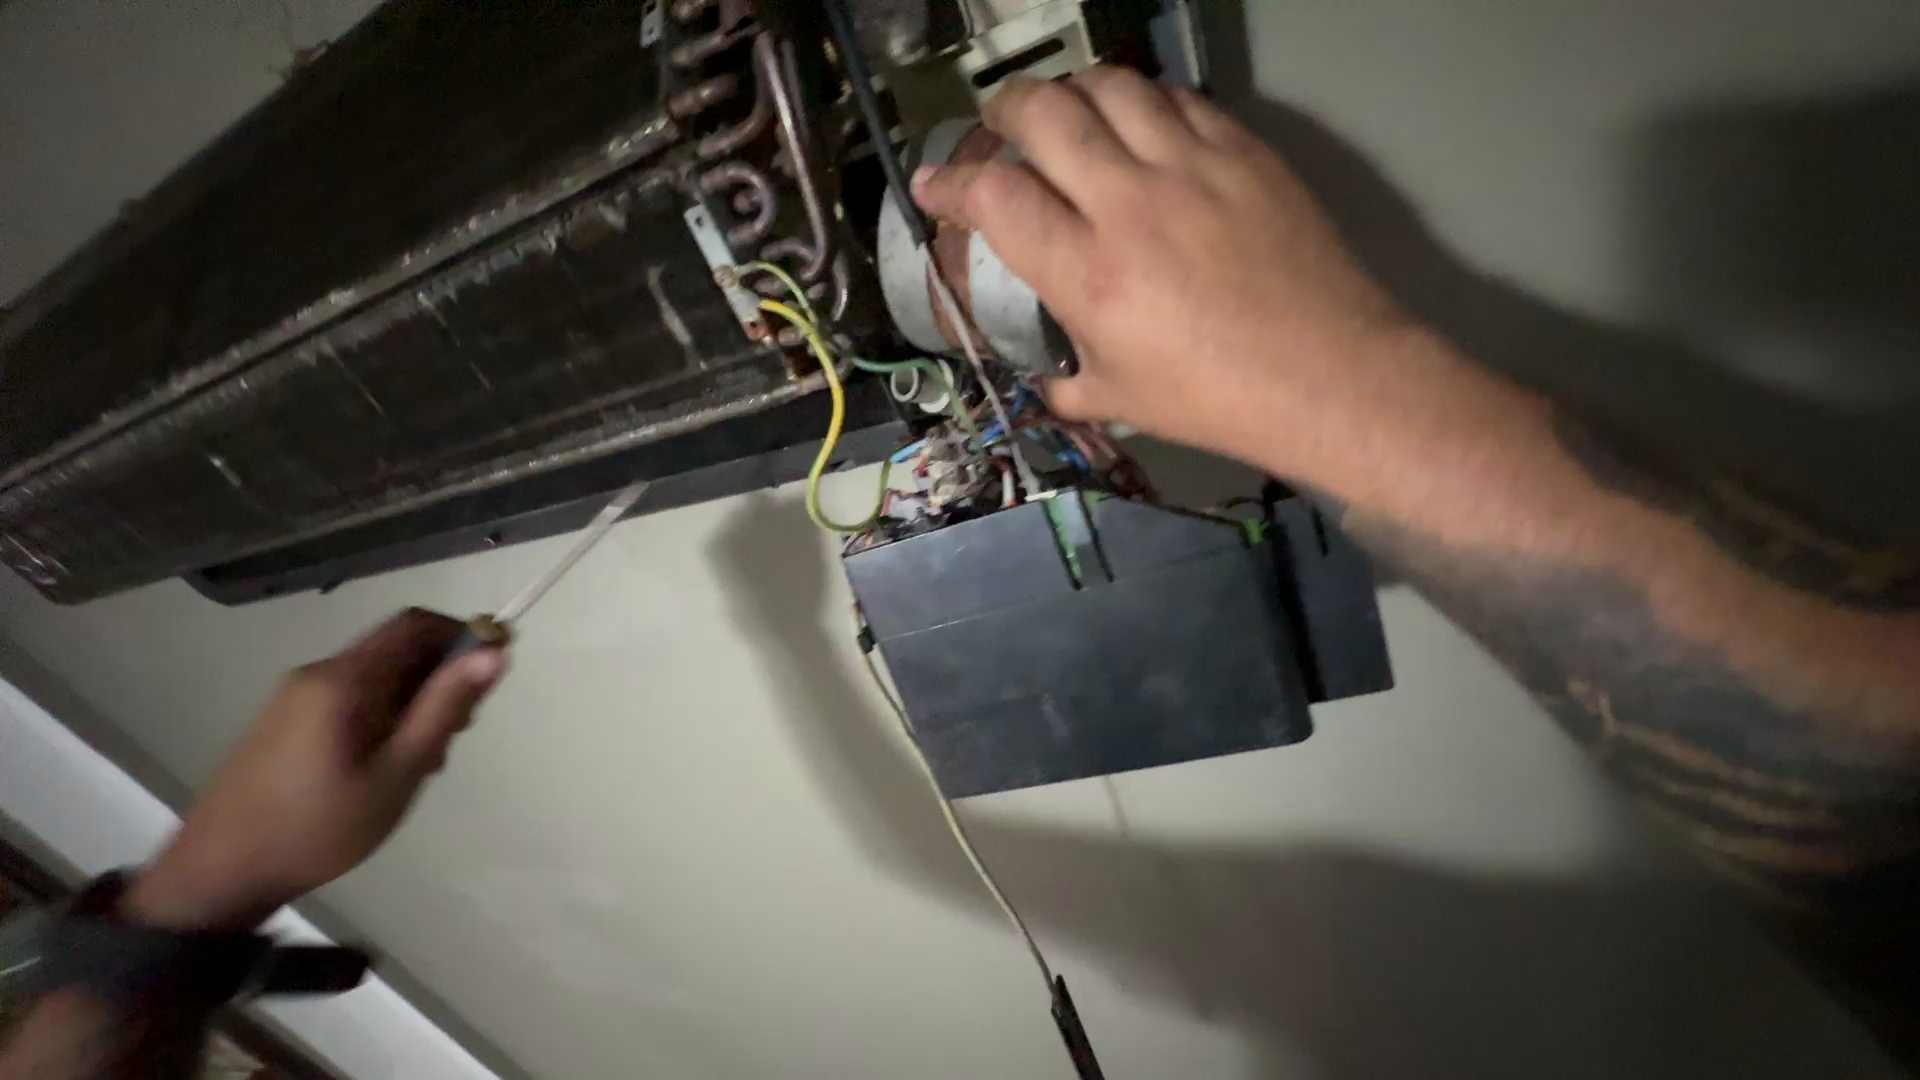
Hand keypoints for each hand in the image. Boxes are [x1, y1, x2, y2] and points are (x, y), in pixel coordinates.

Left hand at [123, 610, 505, 929]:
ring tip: (424, 758)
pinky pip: (357, 696)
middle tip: (456, 733)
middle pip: (401, 648)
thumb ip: (445, 706)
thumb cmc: (319, 827)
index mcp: (343, 679)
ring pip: (382, 675)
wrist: (215, 880)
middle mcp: (319, 674)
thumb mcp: (399, 770)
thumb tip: (496, 653)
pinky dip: (389, 714)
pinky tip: (389, 762)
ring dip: (419, 701)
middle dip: (443, 678)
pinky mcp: (289, 720)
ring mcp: (298, 697)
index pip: (417, 624)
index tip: (490, 676)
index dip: (463, 635)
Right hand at [911, 69, 1419, 481]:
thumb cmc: (1211, 399)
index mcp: (1086, 273)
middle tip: (997, 125)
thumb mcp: (1120, 402)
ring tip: (1065, 111)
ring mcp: (1190, 167)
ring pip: (1110, 86)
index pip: (995, 196)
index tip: (931, 185)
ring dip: (1072, 91)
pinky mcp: (1242, 150)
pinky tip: (1139, 125)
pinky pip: (1176, 98)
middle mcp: (1128, 204)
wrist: (1324, 374)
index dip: (948, 183)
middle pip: (1044, 113)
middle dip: (1002, 110)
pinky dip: (1141, 102)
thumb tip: (1046, 388)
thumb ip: (1066, 387)